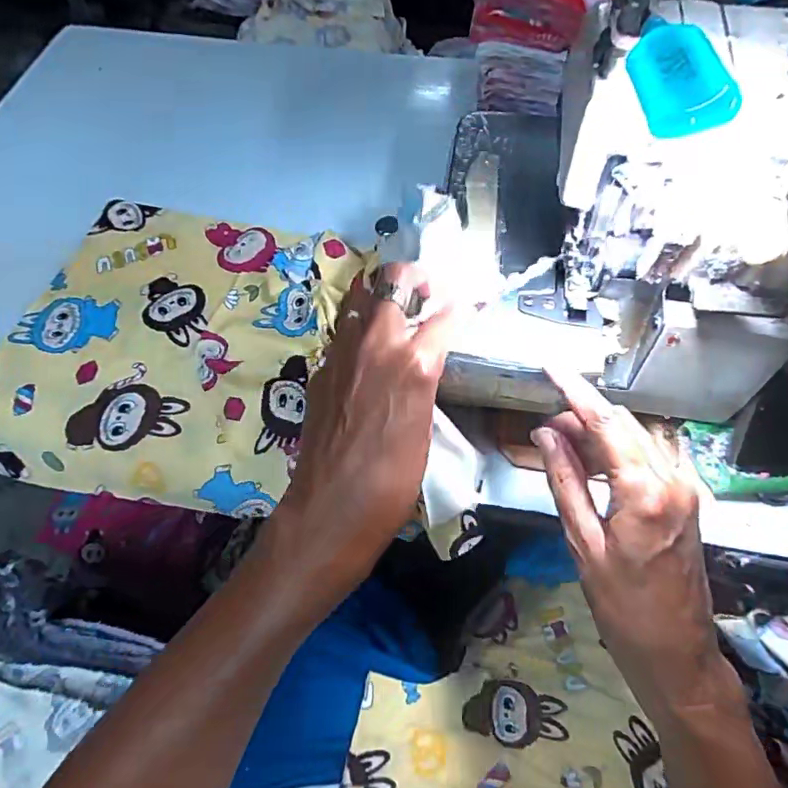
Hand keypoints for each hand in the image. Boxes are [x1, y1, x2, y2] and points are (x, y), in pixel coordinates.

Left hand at [261, 262, 461, 600]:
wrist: (330, 508)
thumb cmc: (391, 483)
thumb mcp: (424, 430)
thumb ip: (424, 383)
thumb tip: (427, 360)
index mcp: (413, 363)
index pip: (444, 315)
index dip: (460, 307)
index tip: (467, 304)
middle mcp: (376, 346)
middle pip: (393, 282)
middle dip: (414, 279)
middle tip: (426, 294)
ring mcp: (341, 354)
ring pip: (360, 299)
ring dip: (380, 297)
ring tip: (395, 313)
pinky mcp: (320, 370)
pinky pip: (342, 333)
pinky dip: (358, 330)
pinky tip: (367, 353)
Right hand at [530, 365, 727, 715]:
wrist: (676, 650)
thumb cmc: (623, 606)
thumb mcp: (583, 543)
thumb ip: (565, 481)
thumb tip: (547, 434)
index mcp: (645, 491)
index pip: (605, 423)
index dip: (574, 391)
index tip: (551, 367)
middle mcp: (674, 480)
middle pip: (624, 424)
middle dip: (583, 415)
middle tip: (547, 428)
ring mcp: (687, 488)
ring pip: (638, 437)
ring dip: (601, 432)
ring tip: (565, 446)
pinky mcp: (689, 498)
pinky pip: (651, 456)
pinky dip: (621, 450)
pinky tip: (597, 464)